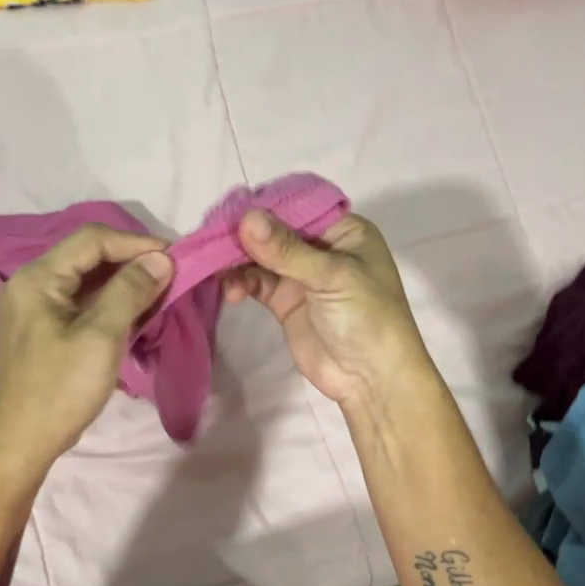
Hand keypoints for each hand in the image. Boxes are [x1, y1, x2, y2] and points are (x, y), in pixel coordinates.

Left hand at [0, 224, 173, 472]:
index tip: (175, 256)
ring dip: (123, 283)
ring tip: (161, 292)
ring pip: (86, 280)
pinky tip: (136, 313)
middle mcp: (30, 284)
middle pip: (88, 256)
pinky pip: (80, 302)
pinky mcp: (42, 329)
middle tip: (172, 274)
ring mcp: (34, 308)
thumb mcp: (101, 337)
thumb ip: (130, 292)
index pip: (92, 239)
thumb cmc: (60, 389)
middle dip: (132, 261)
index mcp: (37, 278)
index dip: (136, 242)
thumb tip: (161, 259)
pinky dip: (109, 303)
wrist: (21, 442)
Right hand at [222, 212, 433, 409]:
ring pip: (260, 257)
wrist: (371, 379)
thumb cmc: (367, 317)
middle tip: (212, 240)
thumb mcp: (331, 277)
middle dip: (244, 235)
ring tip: (219, 272)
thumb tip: (246, 218)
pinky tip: (230, 291)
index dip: (265, 207)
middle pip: (274, 230)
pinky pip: (256, 282)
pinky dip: (240, 283)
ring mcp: (301, 275)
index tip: (229, 209)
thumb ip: (287, 249)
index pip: (297, 206)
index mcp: (343, 230)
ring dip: (237, 262)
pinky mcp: (285, 301)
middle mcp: (321, 247)